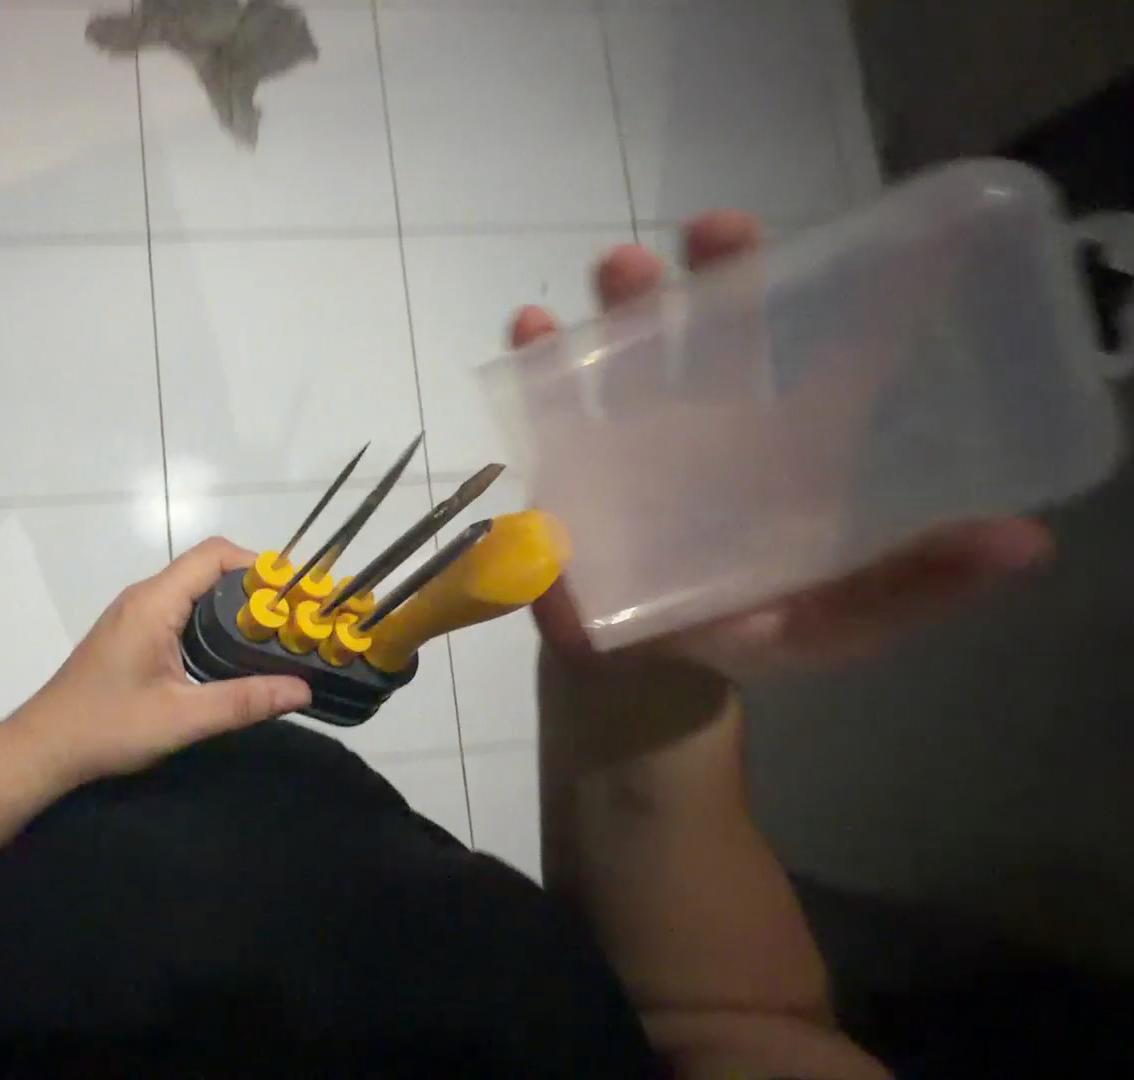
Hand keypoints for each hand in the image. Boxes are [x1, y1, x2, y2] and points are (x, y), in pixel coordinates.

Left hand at [4, 538, 311, 787]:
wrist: (45, 746)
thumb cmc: (107, 727)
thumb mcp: (181, 718)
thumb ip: (243, 701)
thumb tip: (302, 689)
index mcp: (153, 603)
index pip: (212, 555)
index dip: (257, 565)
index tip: (293, 594)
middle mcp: (143, 597)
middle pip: (206, 568)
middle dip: (252, 587)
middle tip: (291, 620)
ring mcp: (134, 613)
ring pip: (192, 589)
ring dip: (232, 604)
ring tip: (271, 635)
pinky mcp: (132, 632)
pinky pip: (179, 608)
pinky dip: (211, 619)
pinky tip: (231, 653)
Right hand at [518, 211, 1050, 684]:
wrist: (631, 662)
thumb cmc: (738, 637)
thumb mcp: (832, 624)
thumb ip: (902, 587)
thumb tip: (1017, 539)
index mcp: (790, 449)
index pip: (834, 360)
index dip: (872, 299)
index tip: (894, 236)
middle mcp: (715, 423)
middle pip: (724, 331)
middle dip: (722, 273)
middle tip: (714, 229)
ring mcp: (636, 434)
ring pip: (634, 350)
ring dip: (627, 304)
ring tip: (621, 267)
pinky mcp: (572, 456)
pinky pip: (552, 401)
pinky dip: (539, 361)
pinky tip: (531, 332)